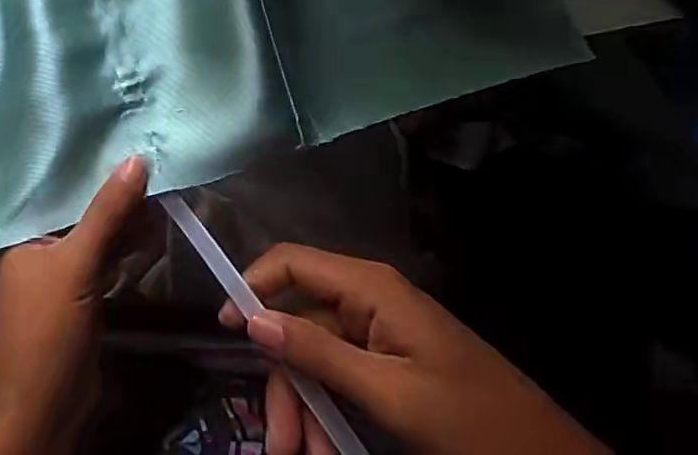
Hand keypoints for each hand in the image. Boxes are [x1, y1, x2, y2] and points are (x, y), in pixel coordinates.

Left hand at [0, 156, 148, 454]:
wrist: (45, 413)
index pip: (64, 195)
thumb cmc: (49, 330)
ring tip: (164, 203)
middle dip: (119, 204)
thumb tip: (137, 158)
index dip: (98, 176)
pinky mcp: (82, 304)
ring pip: (99, 244)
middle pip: (85, 219)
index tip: (134, 151)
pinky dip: (128, 255)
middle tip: (159, 178)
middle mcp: (40, 255)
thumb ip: (106, 213)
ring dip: (128, 228)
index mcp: (25, 239)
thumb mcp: (77, 264)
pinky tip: (154, 238)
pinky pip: (106, 267)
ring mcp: (61, 281)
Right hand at [220, 244, 607, 454]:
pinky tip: (327, 448)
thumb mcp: (390, 392)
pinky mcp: (389, 360)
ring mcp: (379, 330)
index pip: (292, 262)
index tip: (225, 326)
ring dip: (305, 407)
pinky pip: (342, 376)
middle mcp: (368, 298)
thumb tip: (253, 320)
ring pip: (317, 356)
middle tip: (278, 443)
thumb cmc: (471, 419)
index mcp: (369, 287)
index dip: (253, 283)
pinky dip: (328, 411)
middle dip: (284, 380)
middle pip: (300, 322)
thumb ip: (319, 352)